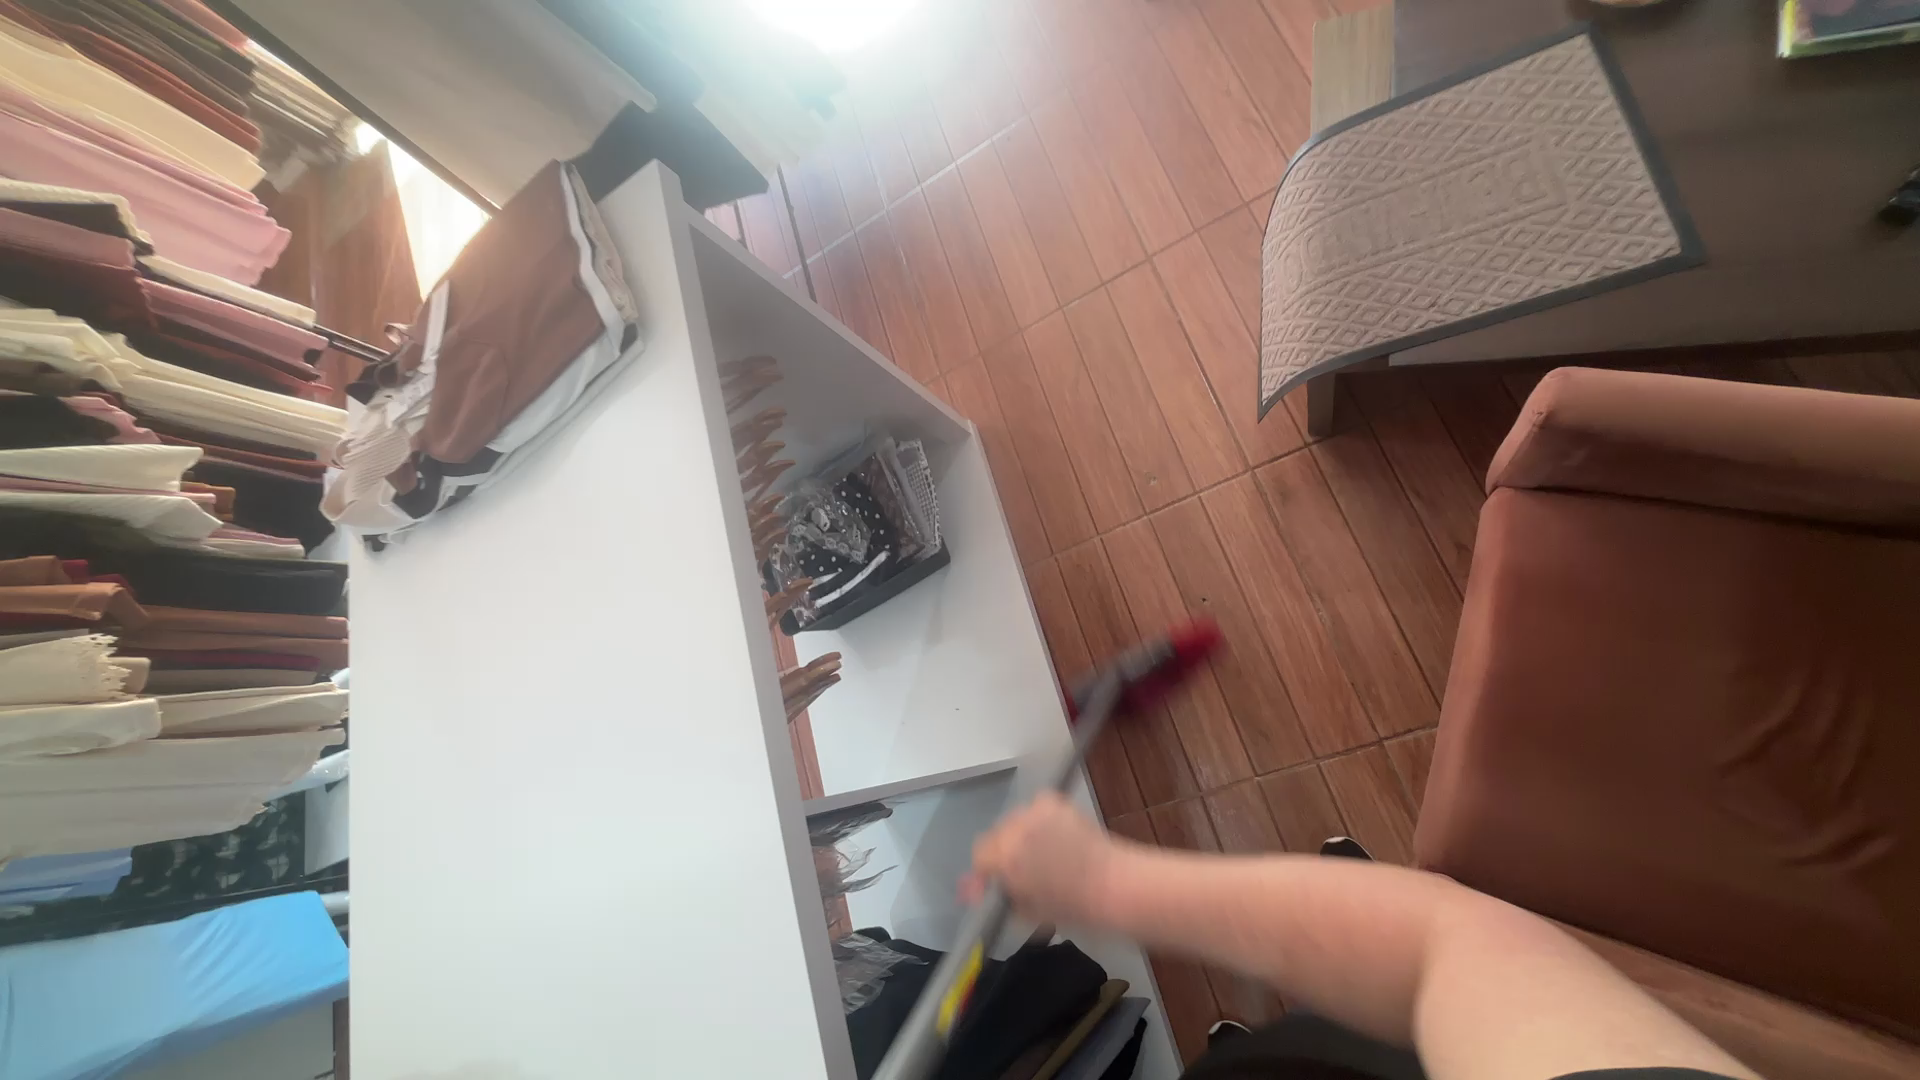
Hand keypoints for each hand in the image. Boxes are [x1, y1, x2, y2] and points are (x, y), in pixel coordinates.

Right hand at [962, 792, 1123, 925]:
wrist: (1117, 885)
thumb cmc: (1074, 908)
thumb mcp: (1029, 911)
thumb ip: (999, 895)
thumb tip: (971, 891)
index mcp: (1006, 858)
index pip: (980, 855)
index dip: (987, 872)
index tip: (1001, 884)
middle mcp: (1016, 829)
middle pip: (996, 835)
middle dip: (1004, 852)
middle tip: (1024, 872)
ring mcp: (1036, 811)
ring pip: (1015, 820)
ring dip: (1022, 835)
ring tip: (1044, 854)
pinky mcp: (1055, 801)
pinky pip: (1036, 808)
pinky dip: (1040, 819)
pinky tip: (1056, 835)